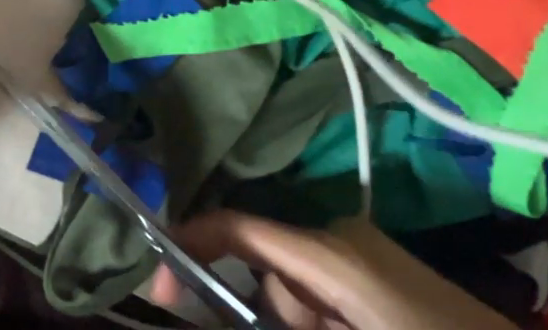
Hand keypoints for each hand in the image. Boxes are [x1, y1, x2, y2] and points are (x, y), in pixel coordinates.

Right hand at [150, 211, 514, 329]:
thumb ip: (274, 316)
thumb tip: (200, 315)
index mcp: (332, 252)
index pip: (236, 228)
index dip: (186, 248)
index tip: (159, 293)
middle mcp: (343, 238)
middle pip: (266, 266)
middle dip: (258, 311)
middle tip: (248, 327)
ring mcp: (369, 254)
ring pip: (297, 287)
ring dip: (295, 320)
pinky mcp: (389, 274)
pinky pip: (327, 293)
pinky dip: (319, 319)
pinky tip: (344, 329)